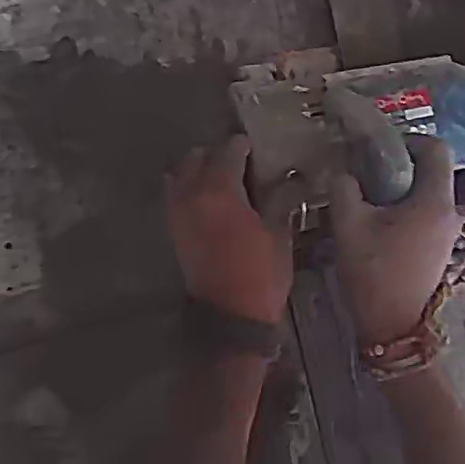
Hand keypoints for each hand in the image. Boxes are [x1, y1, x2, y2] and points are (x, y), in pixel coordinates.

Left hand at [166, 135, 305, 325]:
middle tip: (243, 165)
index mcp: (219, 190)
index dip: (246, 146)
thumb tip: (291, 176)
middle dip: (219, 154)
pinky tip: (210, 200)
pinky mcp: (173, 229)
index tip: (260, 150)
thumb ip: (281, 198)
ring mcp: (177, 212)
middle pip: (198, 156)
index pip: (229, 150)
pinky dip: (189, 188)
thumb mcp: (278, 234)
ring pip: (181, 173)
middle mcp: (191, 194)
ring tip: (224, 182)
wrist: (230, 316)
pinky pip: (175, 194)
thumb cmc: (260, 274)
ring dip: (200, 170)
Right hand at [329, 134, 459, 345]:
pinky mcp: (439, 247)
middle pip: (431, 171)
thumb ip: (344, 188)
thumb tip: (343, 170)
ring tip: (367, 196)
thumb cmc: (374, 273)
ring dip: (399, 188)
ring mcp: (448, 232)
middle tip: (365, 171)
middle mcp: (450, 212)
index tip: (377, 149)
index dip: (406, 140)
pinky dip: (405, 207)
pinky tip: (378, 221)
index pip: (435, 148)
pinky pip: (425, 213)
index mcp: (435, 201)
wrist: (392, 326)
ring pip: (427, 193)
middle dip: (398, 165)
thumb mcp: (349, 226)